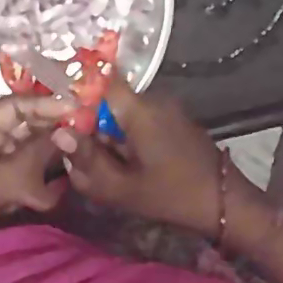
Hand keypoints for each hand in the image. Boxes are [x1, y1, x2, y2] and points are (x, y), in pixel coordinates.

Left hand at [0, 95, 75, 251]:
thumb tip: (69, 139)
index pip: (20, 105)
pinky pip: (34, 175)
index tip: (78, 109)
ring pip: (36, 151)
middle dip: (57, 131)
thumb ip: (32, 159)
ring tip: (81, 158)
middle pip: (32, 126)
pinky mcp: (7, 186)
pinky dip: (49, 180)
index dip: (48, 104)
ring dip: (56, 156)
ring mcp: (0, 163)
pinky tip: (65, 185)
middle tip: (88, 134)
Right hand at [53, 79, 224, 234]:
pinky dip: (126, 136)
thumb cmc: (171, 195)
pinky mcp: (173, 120)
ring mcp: (166, 108)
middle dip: (90, 123)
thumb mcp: (122, 187)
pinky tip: (123, 162)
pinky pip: (139, 119)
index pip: (101, 80)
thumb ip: (88, 160)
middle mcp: (154, 99)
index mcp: (141, 109)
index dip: (77, 90)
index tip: (57, 109)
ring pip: (123, 111)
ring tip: (102, 163)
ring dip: (109, 133)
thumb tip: (58, 133)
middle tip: (78, 152)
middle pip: (109, 99)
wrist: (224, 202)